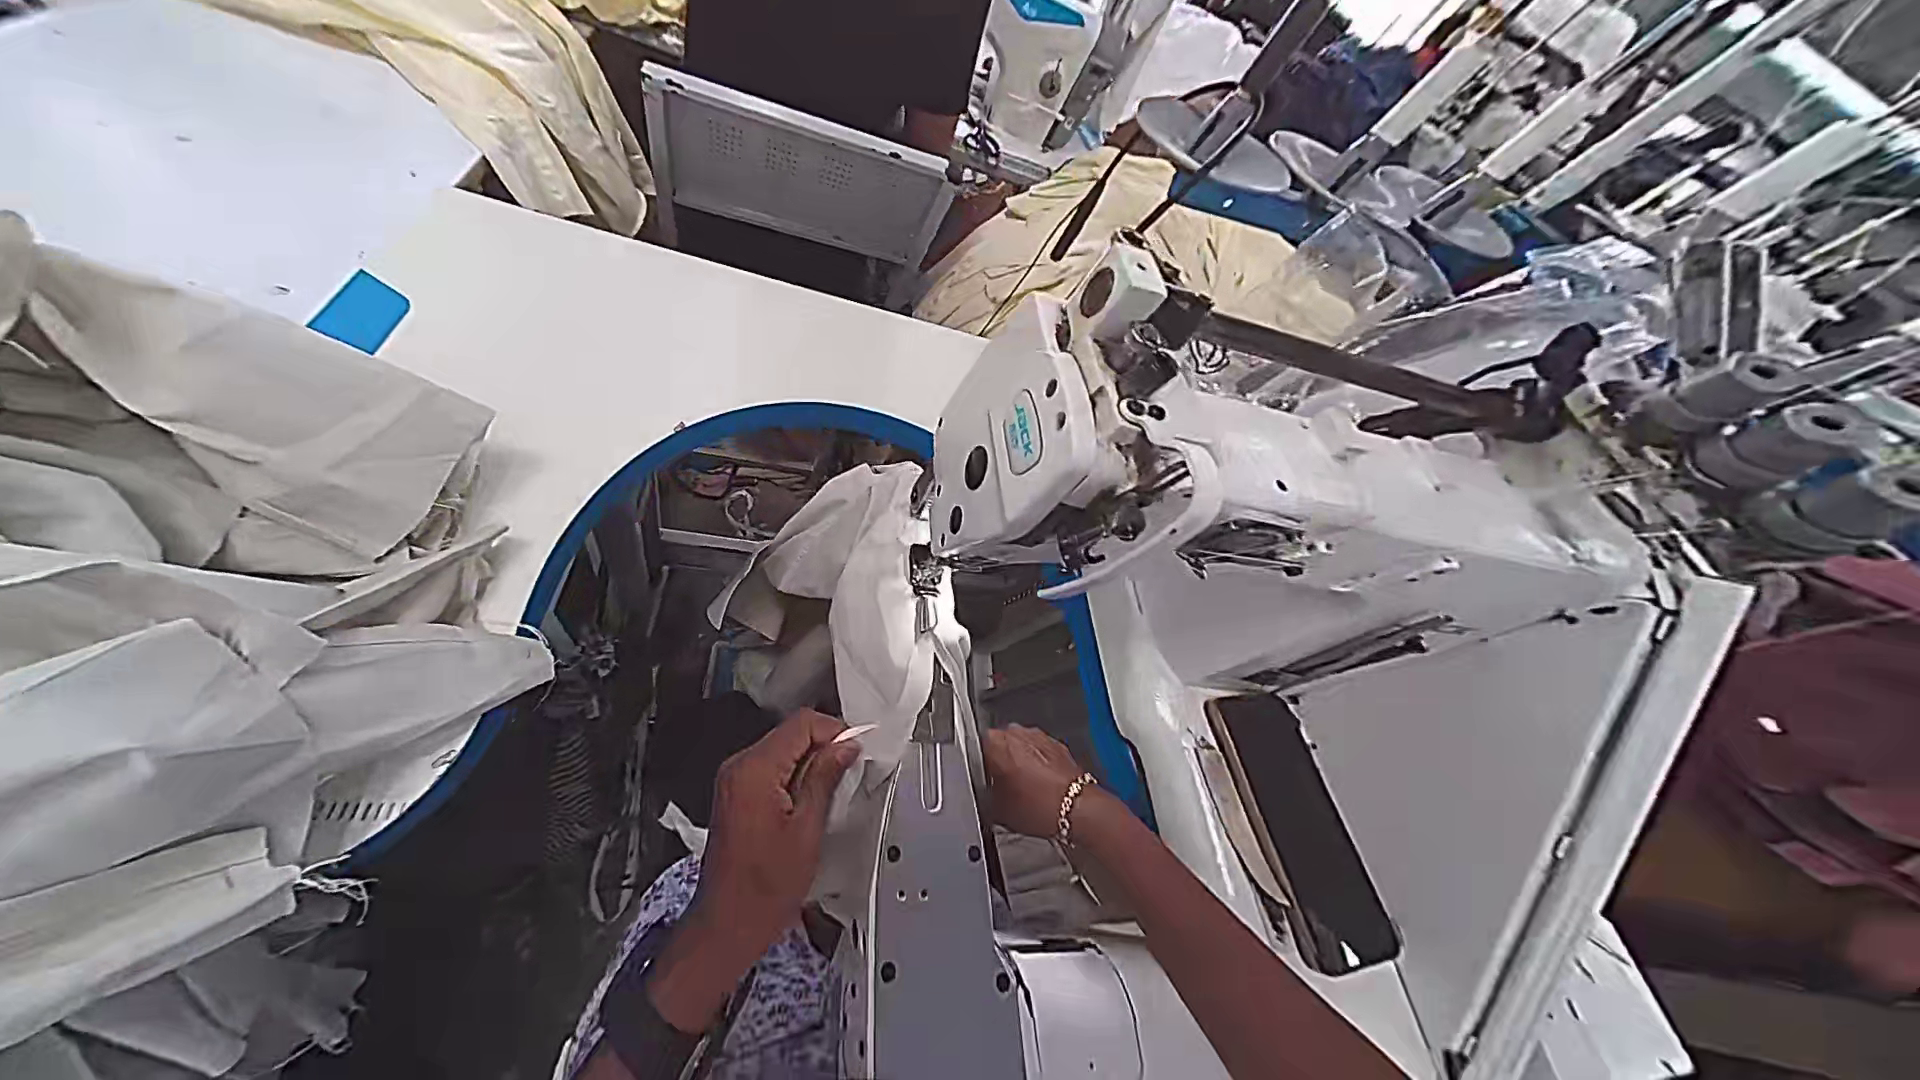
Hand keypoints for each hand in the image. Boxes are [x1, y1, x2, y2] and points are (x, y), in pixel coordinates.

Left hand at [648, 708, 858, 1032]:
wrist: (727, 925)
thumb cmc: (766, 886)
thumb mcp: (807, 828)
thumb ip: (825, 777)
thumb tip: (846, 746)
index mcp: (754, 770)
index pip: (801, 723)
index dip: (834, 731)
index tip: (856, 751)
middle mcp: (738, 767)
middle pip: (791, 733)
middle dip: (824, 746)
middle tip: (847, 774)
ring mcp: (733, 779)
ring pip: (783, 748)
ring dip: (810, 762)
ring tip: (829, 792)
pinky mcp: (734, 793)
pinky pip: (771, 767)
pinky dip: (794, 774)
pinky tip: (808, 801)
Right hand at [983, 724, 1088, 838]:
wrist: (1077, 809)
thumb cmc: (1041, 806)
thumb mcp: (997, 810)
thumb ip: (985, 796)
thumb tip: (986, 798)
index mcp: (995, 742)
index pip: (975, 748)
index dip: (977, 769)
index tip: (981, 782)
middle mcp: (1016, 733)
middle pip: (998, 745)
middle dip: (999, 763)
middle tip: (1001, 788)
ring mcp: (1038, 736)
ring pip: (1020, 748)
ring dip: (1020, 763)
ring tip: (1023, 790)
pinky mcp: (1056, 745)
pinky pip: (1040, 752)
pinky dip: (1038, 765)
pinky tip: (1040, 787)